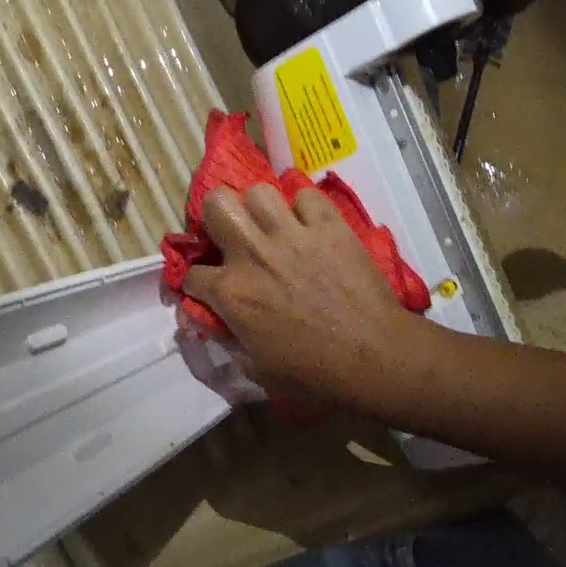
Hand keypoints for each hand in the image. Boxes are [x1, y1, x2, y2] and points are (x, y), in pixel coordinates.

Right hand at [183, 185, 420, 409]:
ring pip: (260, 192)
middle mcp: (253, 254)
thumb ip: (230, 340)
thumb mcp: (256, 370)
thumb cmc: (313, 374)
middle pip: (216, 203)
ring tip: (273, 226)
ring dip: (262, 209)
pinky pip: (307, 196)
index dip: (197, 284)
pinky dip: (307, 209)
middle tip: (233, 235)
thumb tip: (218, 324)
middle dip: (217, 216)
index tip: (208, 290)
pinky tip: (311, 226)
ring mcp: (292, 235)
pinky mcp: (330, 226)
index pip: (192, 275)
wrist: (374, 358)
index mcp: (231, 293)